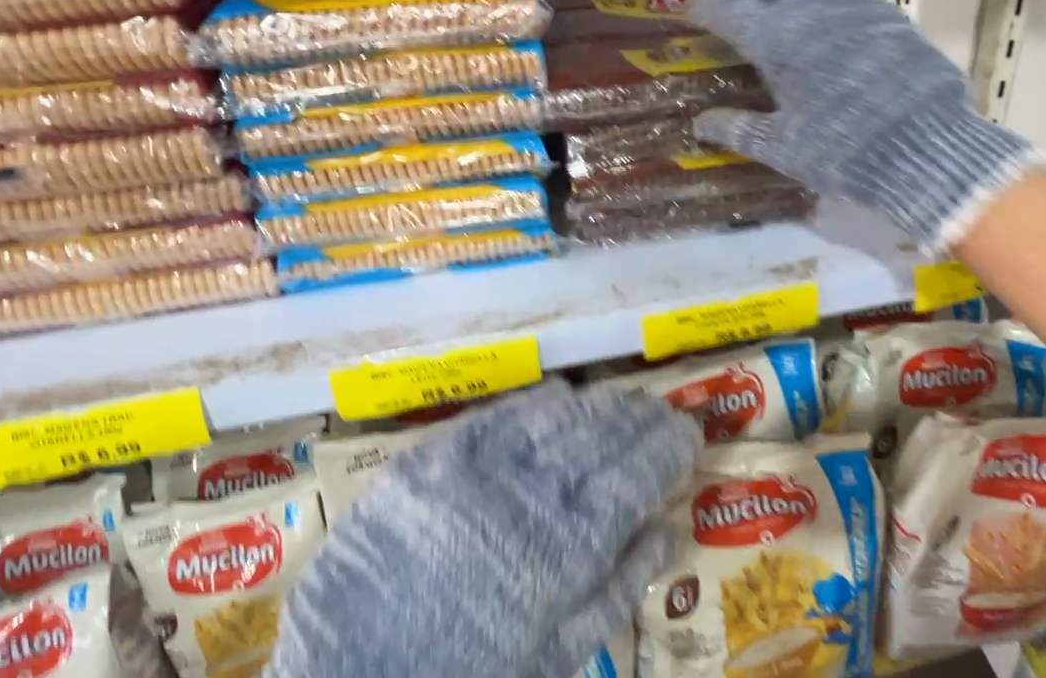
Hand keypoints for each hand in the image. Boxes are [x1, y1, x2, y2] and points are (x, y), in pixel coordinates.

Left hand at [269, 381, 701, 677]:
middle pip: (605, 437)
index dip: (670, 447)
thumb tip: (674, 530)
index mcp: (572, 548)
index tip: (689, 432)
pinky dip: (539, 402)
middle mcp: (535, 494)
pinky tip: (560, 396)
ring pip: (560, 416)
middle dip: (641, 419)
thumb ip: (621, 588)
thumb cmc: (469, 674)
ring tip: (621, 399)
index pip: (640, 475)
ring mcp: (482, 468)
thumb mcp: (558, 654)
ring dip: (598, 404)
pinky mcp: (437, 457)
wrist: (356, 677)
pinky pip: (503, 414)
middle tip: (660, 410)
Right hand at [689, 0, 1045, 250]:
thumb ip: (737, 129)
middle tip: (736, 14)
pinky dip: (826, 5)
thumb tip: (701, 124)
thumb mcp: (781, 146)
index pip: (728, 9)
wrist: (924, 147)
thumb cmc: (840, 149)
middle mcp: (811, 10)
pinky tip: (832, 28)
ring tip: (782, 14)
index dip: (705, 9)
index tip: (691, 13)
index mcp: (775, 37)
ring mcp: (854, 7)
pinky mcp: (888, 16)